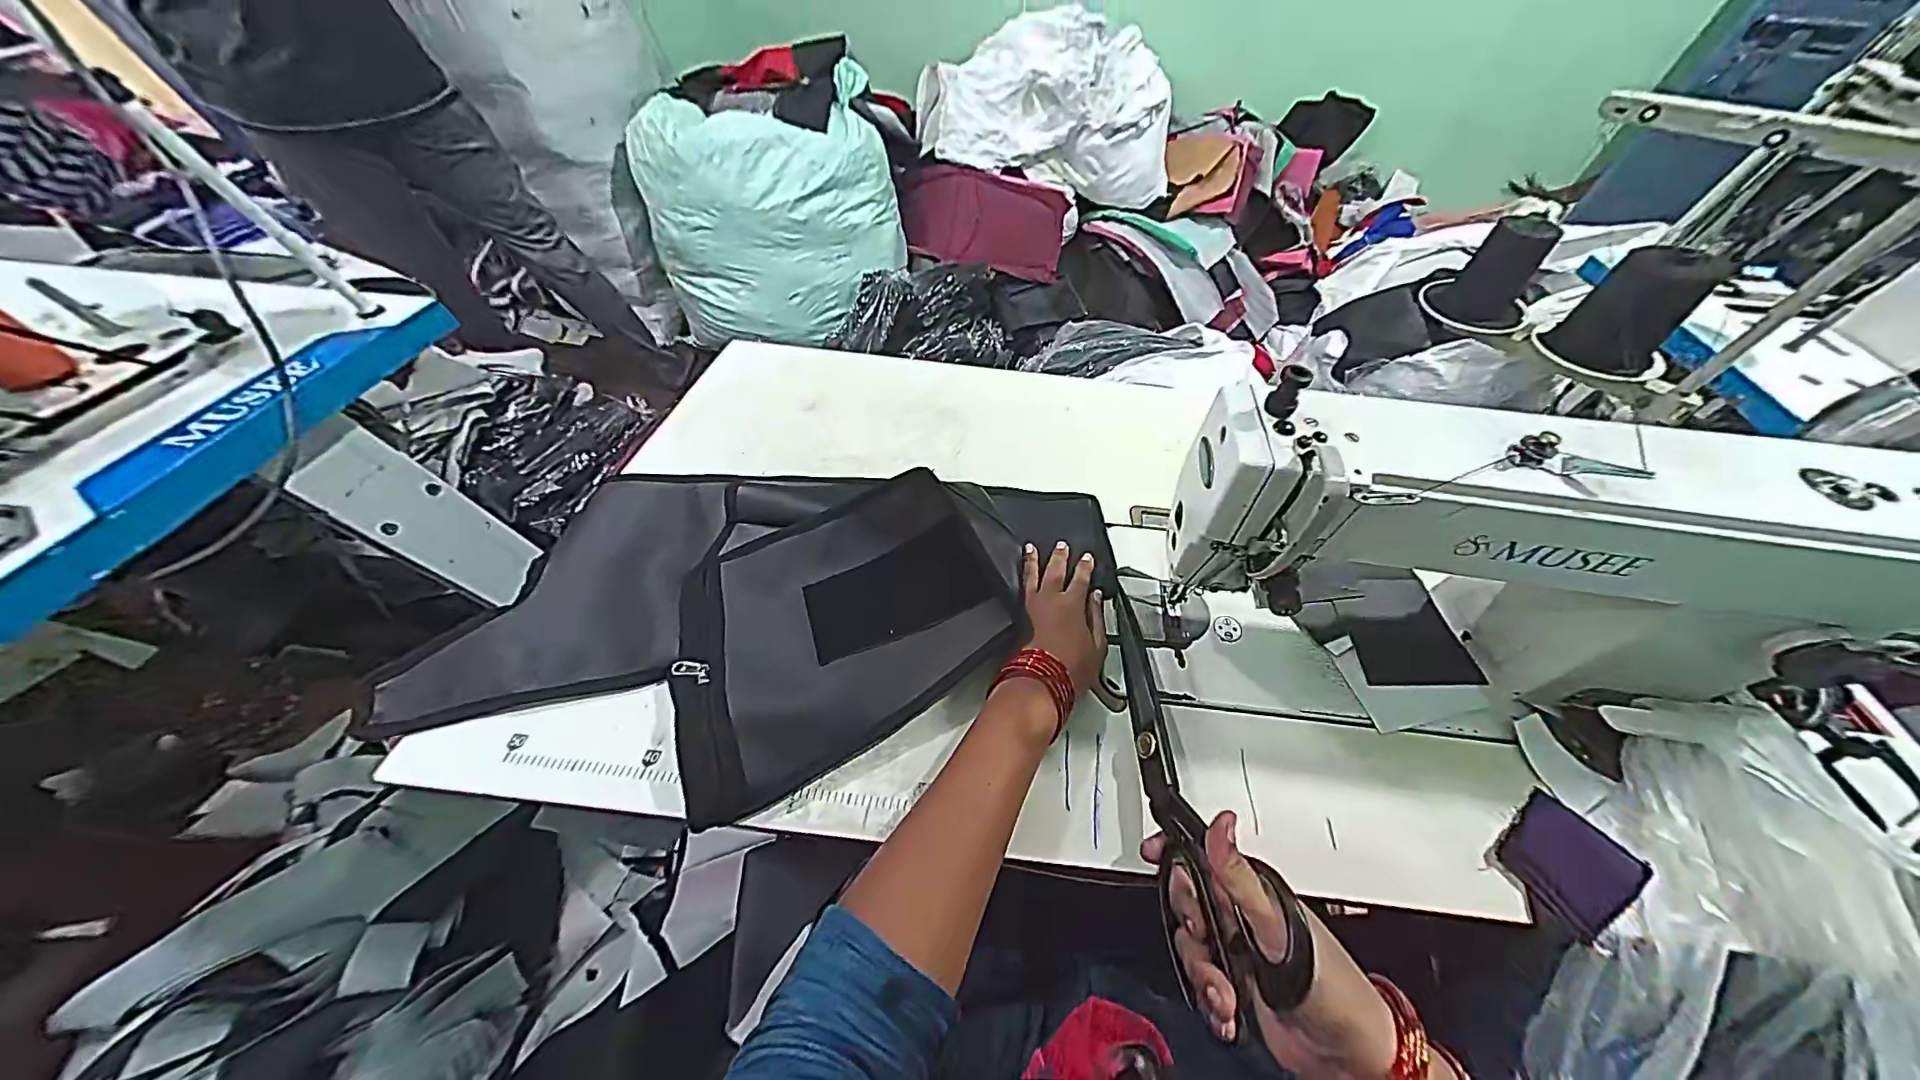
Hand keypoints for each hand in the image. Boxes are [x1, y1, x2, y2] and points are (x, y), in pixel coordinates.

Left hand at [1022, 541, 1106, 696]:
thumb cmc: (1072, 665)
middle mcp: (1053, 600)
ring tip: (1031, 549)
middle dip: (1060, 557)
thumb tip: (1096, 599)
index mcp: (1075, 605)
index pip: (1082, 579)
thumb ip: (1097, 616)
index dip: (1085, 567)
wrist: (1045, 678)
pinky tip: (1021, 574)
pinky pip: (1023, 589)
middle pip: (1056, 571)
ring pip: (1034, 575)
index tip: (1087, 558)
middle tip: (1061, 546)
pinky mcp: (1024, 615)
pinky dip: (1023, 577)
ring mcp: (1035, 606)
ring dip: (1033, 560)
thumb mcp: (1098, 643)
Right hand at [1144, 813, 1432, 1077]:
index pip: (1200, 858)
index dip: (1172, 852)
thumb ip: (1239, 875)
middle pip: (1185, 903)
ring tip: (1227, 995)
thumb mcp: (1276, 924)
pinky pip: (1199, 985)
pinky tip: (1229, 1012)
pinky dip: (1210, 1003)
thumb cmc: (1330, 983)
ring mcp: (1234, 951)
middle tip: (1206, 938)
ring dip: (1203, 975)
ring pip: (1189, 948)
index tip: (1152, 850)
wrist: (1348, 1053)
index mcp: (1249, 891)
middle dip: (1188, 926)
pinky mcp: (1232, 985)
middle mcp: (1238, 917)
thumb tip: (1223, 824)